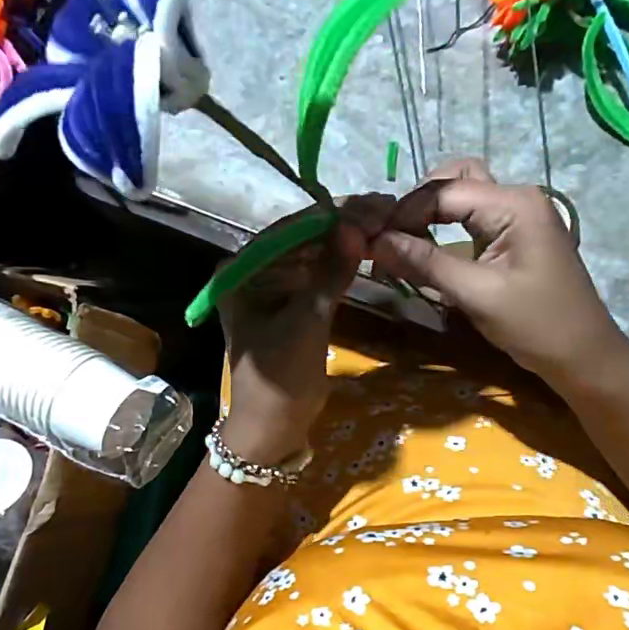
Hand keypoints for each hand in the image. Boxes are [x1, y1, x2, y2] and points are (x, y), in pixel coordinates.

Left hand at [218, 195, 391, 462]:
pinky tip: (370, 247)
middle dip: (343, 223)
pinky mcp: (294, 302)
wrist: (274, 427)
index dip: (331, 215)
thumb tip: (354, 228)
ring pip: (315, 252)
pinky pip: (320, 273)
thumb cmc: (279, 378)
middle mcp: (254, 271)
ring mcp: (274, 287)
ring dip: (347, 239)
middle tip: (387, 207)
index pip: (289, 230)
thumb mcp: (306, 323)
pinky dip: (344, 262)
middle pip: (303, 237)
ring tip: (386, 220)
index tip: (372, 202)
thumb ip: (329, 275)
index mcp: (241, 272)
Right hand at [371, 159, 627, 381]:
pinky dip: (447, 228)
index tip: (374, 241)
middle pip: (455, 180)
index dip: (405, 213)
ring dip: (432, 213)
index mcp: (514, 204)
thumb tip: (376, 243)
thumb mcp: (477, 294)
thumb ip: (426, 263)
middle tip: (391, 237)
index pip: (445, 192)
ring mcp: (520, 215)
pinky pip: (474, 219)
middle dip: (419, 204)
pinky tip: (427, 250)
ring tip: (403, 242)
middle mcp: (518, 198)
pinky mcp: (517, 236)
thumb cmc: (536, 325)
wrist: (584, 355)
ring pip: (464, 197)